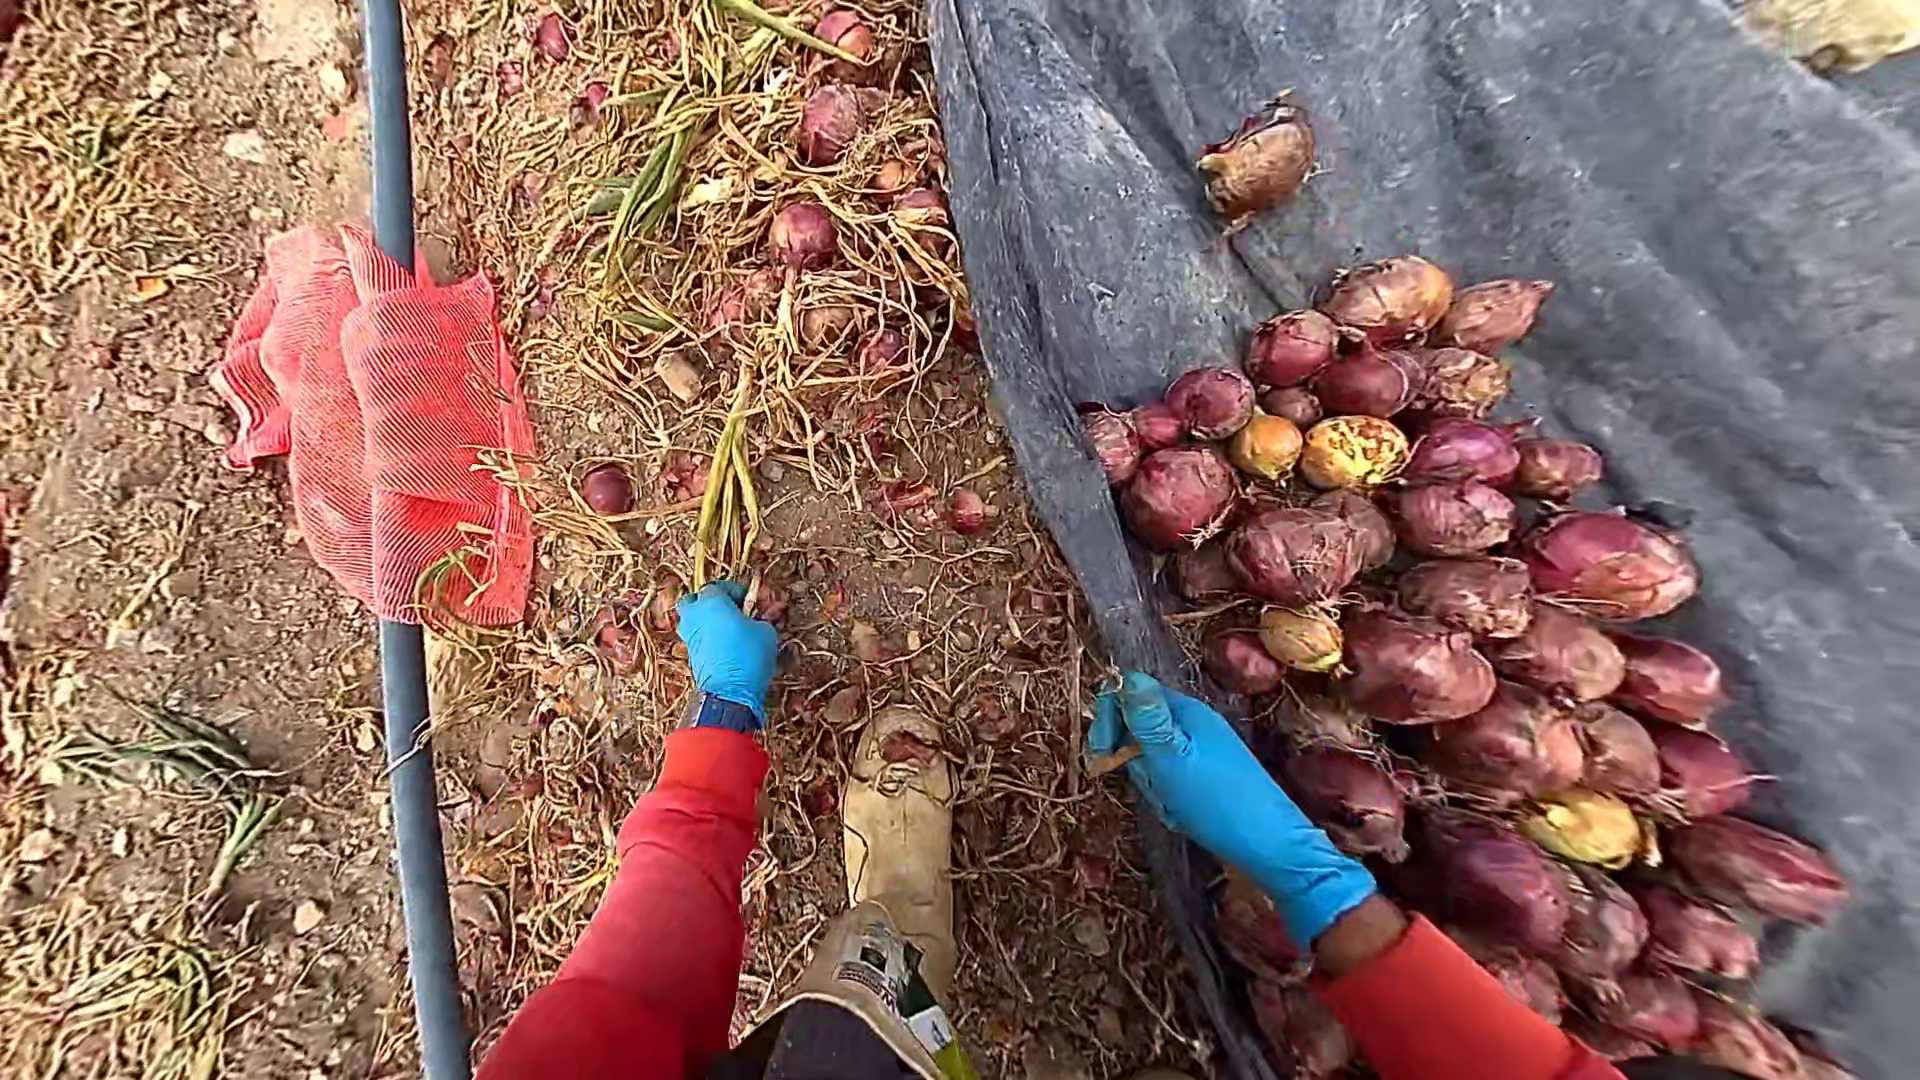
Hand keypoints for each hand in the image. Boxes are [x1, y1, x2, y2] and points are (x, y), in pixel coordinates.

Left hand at [675, 581, 778, 717]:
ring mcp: (689, 637)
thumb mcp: (766, 630)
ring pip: (693, 620)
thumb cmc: (748, 654)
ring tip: (730, 628)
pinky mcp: (690, 655)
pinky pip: (698, 638)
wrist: (730, 691)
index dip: (736, 590)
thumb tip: (762, 616)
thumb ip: (761, 617)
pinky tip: (727, 644)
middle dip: (711, 602)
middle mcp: (694, 616)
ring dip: (707, 620)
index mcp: (711, 602)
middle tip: (732, 609)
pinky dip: (708, 637)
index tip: (750, 599)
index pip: (718, 585)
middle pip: (695, 600)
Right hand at [1089, 672, 1375, 947]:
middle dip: (1132, 758)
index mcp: (1185, 711)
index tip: (1101, 753)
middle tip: (1149, 784)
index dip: (1109, 718)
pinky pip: (1170, 775)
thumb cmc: (1218, 802)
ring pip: (1151, 755)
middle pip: (1138, 726)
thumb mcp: (1171, 759)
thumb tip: (1125, 674)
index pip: (1131, 693)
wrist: (1276, 851)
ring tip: (1170, 803)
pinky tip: (1181, 813)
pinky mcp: (1208, 774)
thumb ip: (1146, 718)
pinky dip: (1167, 795)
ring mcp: (1202, 748)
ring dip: (1150, 781)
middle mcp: (1194, 723)